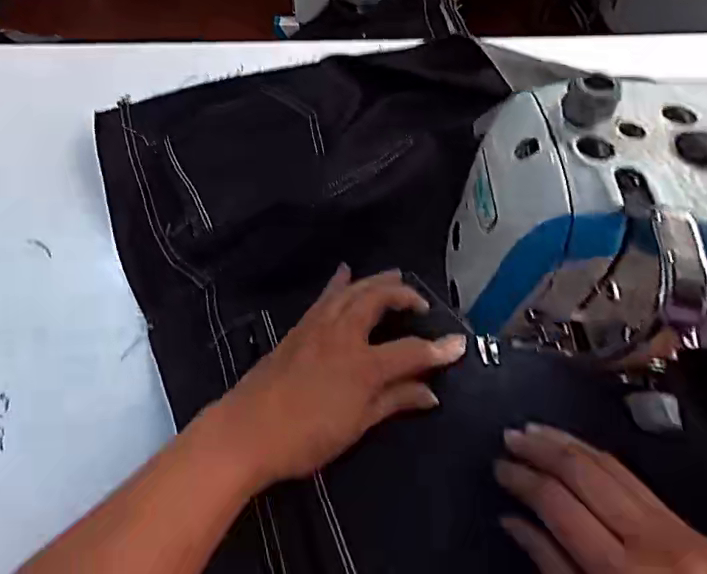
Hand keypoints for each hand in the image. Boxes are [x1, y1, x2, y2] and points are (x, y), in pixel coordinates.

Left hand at [203, 266, 465, 487]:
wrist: (246, 430)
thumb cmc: (306, 436)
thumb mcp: (357, 425)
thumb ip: (395, 401)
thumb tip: (431, 392)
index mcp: (364, 363)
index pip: (412, 350)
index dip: (439, 349)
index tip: (460, 344)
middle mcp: (345, 333)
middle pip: (381, 299)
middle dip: (405, 296)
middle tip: (421, 304)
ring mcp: (320, 324)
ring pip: (355, 289)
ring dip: (378, 280)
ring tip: (396, 276)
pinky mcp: (301, 326)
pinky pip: (327, 295)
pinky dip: (340, 281)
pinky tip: (344, 271)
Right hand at [496, 425, 706, 573]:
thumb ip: (553, 569)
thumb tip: (514, 522)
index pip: (559, 504)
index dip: (524, 480)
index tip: (500, 468)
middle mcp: (650, 542)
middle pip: (583, 472)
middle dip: (541, 449)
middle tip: (510, 438)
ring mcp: (677, 530)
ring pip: (611, 465)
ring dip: (568, 442)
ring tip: (535, 431)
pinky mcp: (694, 528)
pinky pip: (638, 481)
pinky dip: (601, 459)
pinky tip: (580, 449)